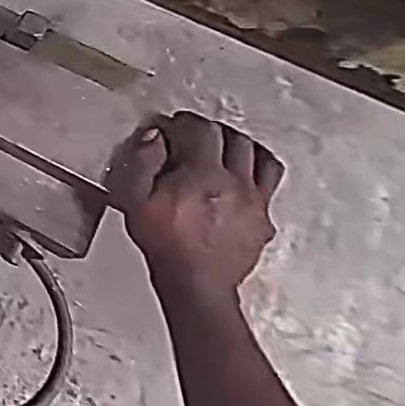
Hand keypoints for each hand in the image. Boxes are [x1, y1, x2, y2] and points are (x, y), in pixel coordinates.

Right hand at [106, 111, 284, 305]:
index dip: (185, 122)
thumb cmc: (163, 242)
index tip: (173, 125)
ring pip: (261, 157)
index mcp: (203, 175)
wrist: (195, 283)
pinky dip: (257, 171)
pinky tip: (240, 177)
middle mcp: (236, 184)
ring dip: (241, 146)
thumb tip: (155, 136)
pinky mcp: (264, 219)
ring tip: (223, 148)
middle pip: (234, 138)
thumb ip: (142, 161)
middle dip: (212, 130)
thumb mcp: (134, 198)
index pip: (202, 130)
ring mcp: (255, 202)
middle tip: (194, 134)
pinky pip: (270, 184)